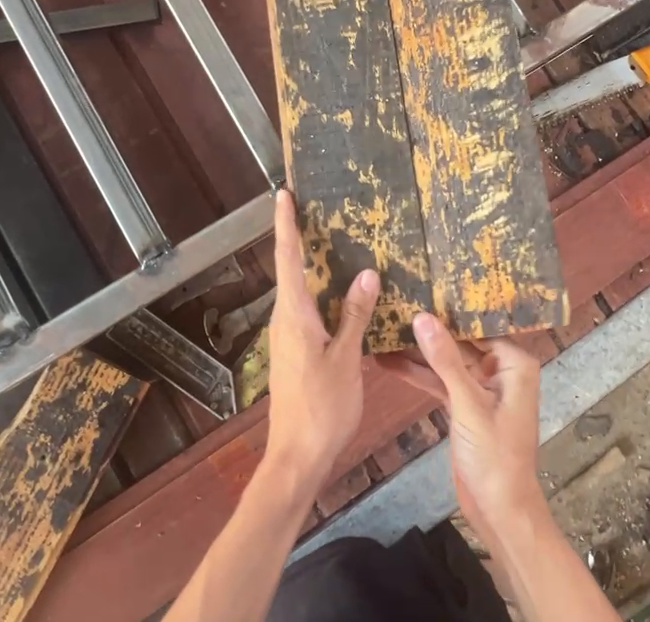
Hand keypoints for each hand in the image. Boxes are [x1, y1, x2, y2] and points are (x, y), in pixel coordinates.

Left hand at [261, 189, 380, 495]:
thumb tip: (366, 274)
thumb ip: (355, 315)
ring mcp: (288, 337)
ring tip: (334, 240)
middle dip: (299, 237)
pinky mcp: (295, 352)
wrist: (297, 456)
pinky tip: (341, 293)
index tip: (283, 193)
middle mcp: (284, 320)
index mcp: (293, 315)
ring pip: (298, 290)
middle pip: (290, 269)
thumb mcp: (346, 359)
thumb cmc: (322, 407)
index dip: (286, 224)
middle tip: (316, 207)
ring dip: (312, 264)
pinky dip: (320, 291)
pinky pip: (307, 309)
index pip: (288, 258)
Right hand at [383, 314, 545, 546]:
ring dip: (418, 353)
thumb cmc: (494, 456)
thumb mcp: (468, 405)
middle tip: (395, 305)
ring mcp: (481, 390)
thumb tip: (422, 317)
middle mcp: (500, 371)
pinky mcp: (465, 407)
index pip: (478, 326)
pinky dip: (419, 375)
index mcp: (515, 364)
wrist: (500, 510)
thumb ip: (444, 360)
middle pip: (460, 342)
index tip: (418, 289)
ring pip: (446, 362)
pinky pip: (440, 382)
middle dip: (429, 330)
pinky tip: (390, 362)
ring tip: (383, 330)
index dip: (449, 310)